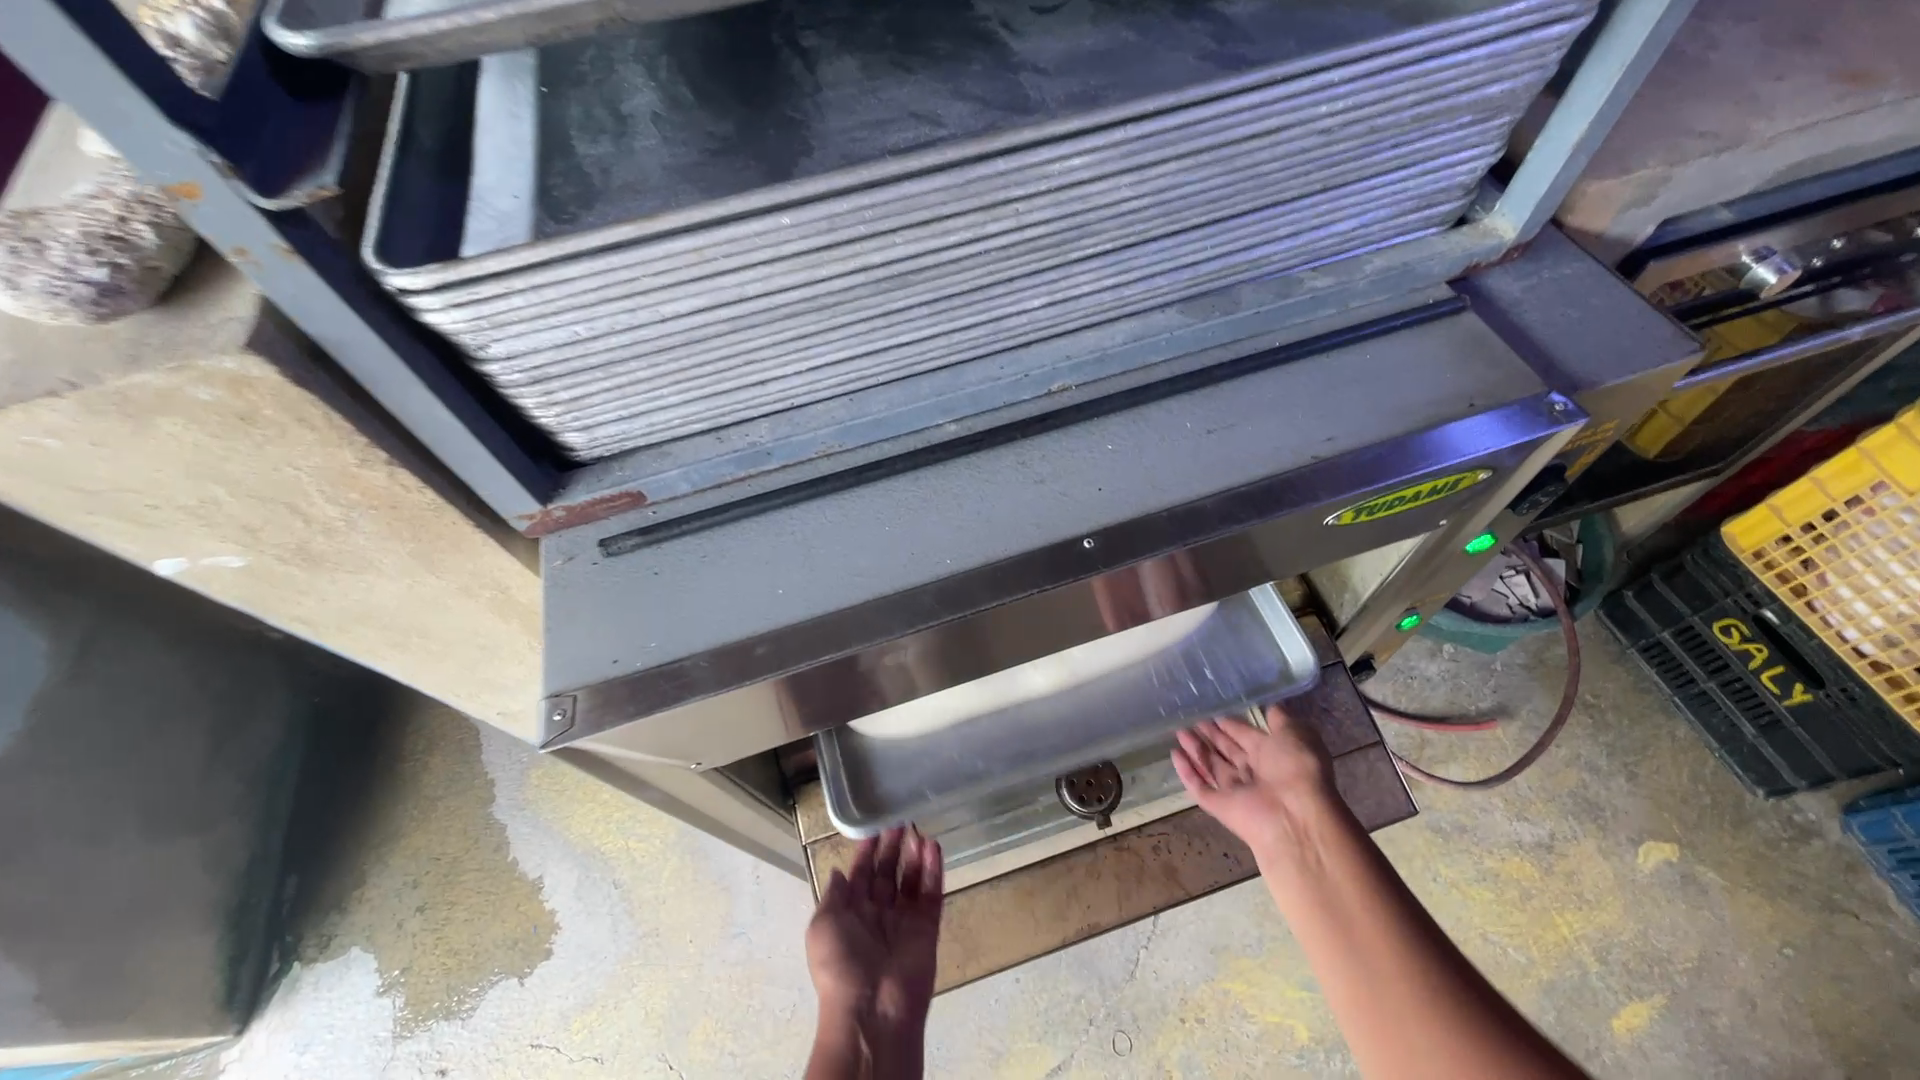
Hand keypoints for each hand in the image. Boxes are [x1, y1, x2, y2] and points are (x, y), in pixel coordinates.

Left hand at [807, 826, 943, 1030]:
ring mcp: (904, 921)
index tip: (875, 828)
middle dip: (892, 850)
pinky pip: (931, 894)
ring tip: (920, 831)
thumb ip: (834, 896)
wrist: (872, 1009)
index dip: (867, 853)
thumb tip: (838, 871)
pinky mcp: (927, 928)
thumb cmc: (839, 965)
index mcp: (850, 915)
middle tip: (901, 823)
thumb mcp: (822, 926)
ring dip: (915, 856)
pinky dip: (933, 871)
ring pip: (911, 881)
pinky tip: (934, 847)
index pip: (860, 876)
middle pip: (887, 875)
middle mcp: (878, 915)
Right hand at [1172, 706, 1340, 870]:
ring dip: (1196, 749)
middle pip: (1227, 751)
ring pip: (1211, 766)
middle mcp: (1254, 772)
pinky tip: (1174, 754)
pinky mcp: (1219, 806)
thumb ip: (1280, 720)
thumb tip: (1270, 706)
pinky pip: (1199, 787)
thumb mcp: (1296, 734)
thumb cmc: (1296, 768)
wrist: (1293, 815)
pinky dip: (1186, 772)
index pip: (1247, 736)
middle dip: (1211, 736)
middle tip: (1192, 720)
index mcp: (1273, 755)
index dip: (1231, 725)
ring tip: (1179, 731)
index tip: (1214, 712)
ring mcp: (1235, 790)